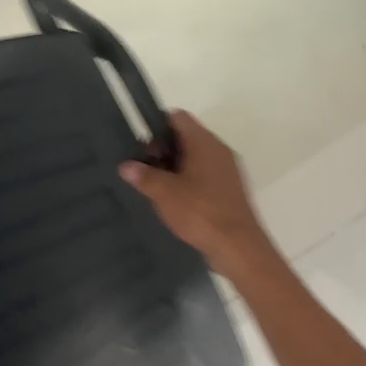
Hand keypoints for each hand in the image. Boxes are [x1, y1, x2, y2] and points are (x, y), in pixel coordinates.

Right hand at [120, 111, 277, 273]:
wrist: (240, 248)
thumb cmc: (201, 212)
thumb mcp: (164, 193)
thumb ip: (143, 175)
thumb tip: (126, 166)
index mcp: (204, 142)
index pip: (177, 117)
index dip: (157, 127)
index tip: (143, 148)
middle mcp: (219, 149)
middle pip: (186, 136)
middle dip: (163, 150)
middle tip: (146, 170)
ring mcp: (228, 170)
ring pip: (196, 157)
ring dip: (176, 167)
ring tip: (158, 188)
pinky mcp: (231, 190)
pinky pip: (206, 174)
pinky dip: (190, 181)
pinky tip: (177, 202)